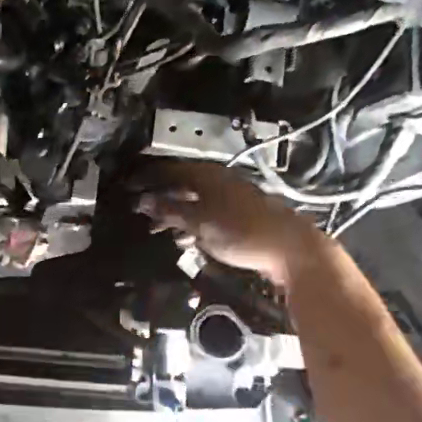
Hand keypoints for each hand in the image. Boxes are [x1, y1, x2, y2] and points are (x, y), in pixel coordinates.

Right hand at [136, 161, 327, 285]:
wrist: (293, 251)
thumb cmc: (241, 231)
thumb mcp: (198, 222)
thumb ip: (168, 210)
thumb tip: (141, 200)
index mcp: (208, 175)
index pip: (168, 170)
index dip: (146, 178)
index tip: (127, 187)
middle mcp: (220, 180)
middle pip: (182, 184)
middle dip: (160, 198)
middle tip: (141, 212)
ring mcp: (233, 197)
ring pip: (195, 201)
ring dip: (176, 213)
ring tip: (159, 229)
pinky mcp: (243, 215)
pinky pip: (209, 213)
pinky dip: (193, 223)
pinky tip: (187, 239)